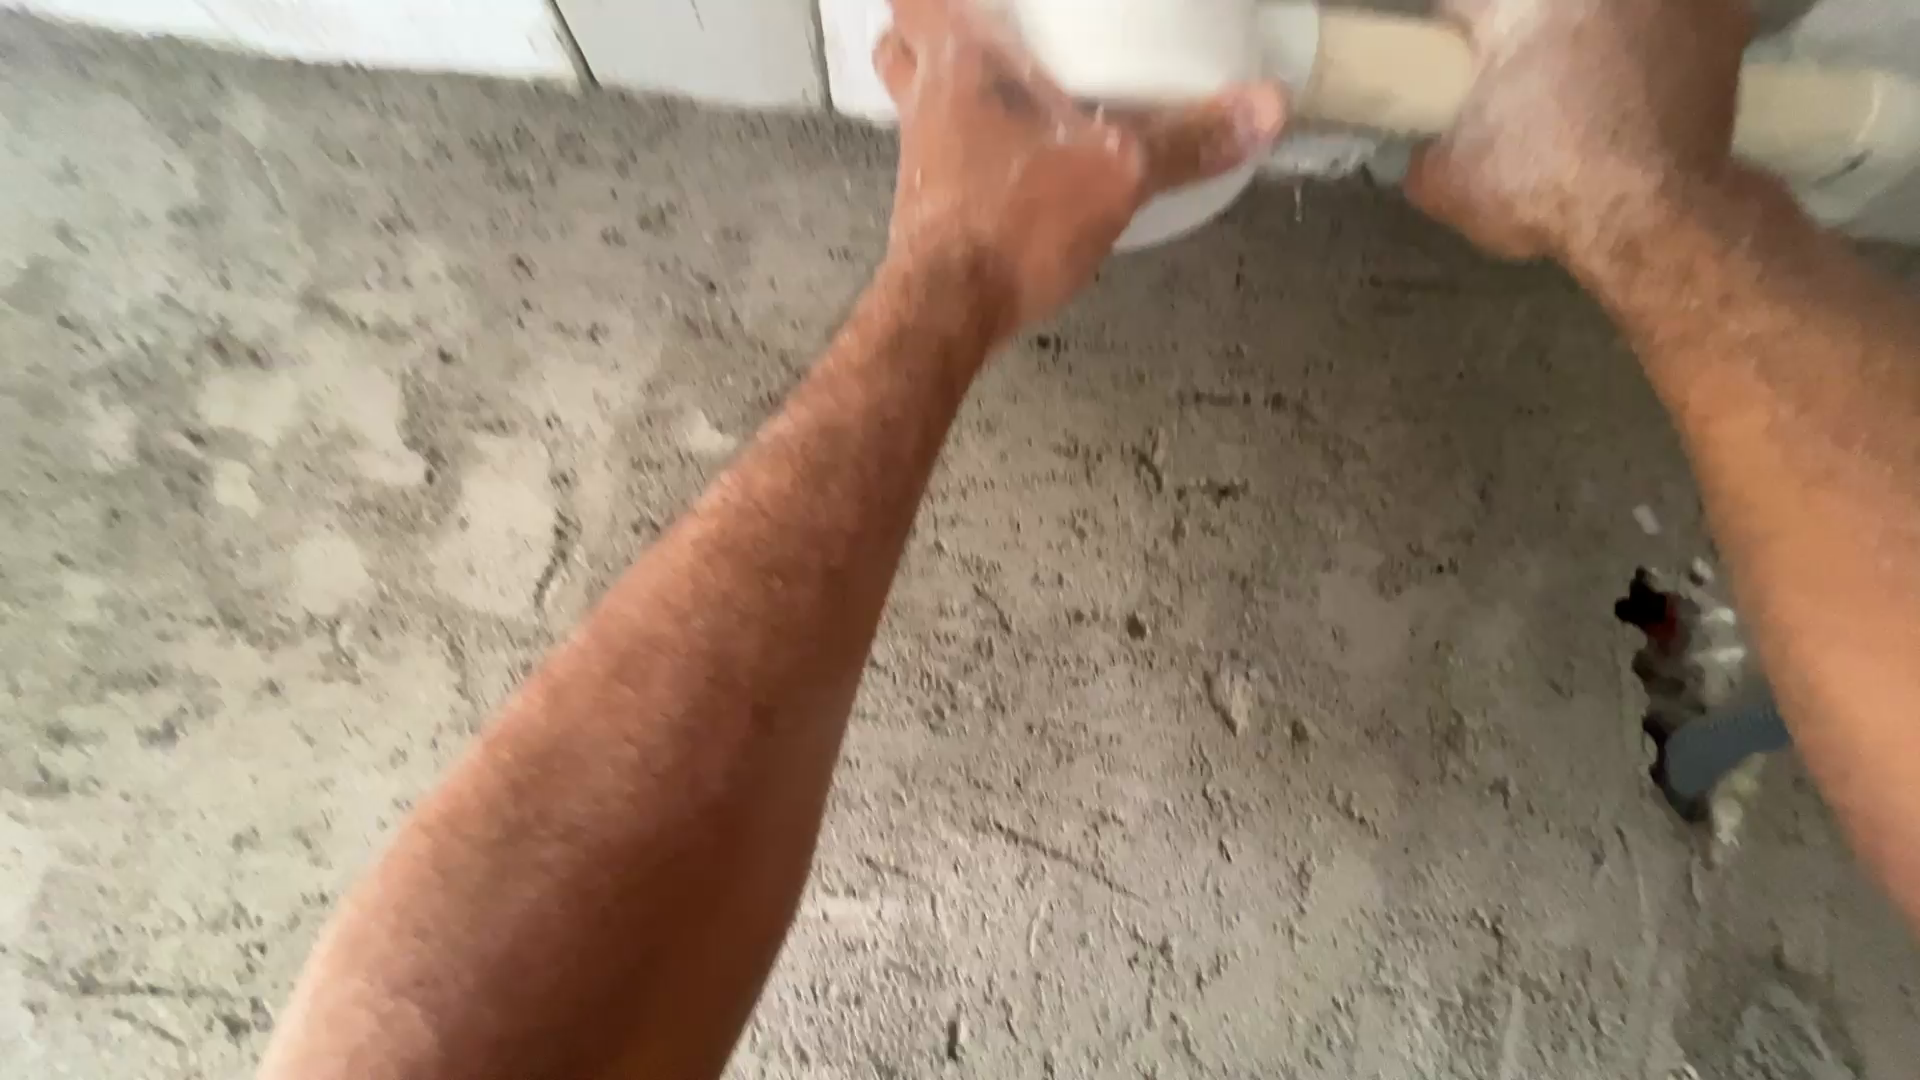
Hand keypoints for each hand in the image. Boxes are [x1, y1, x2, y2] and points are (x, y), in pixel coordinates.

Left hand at [875, 0, 1287, 336]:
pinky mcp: (921, 218)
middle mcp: (924, 108)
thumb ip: (1185, 143)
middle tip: (981, 36)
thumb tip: (1269, 108)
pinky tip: (1000, 177)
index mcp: (960, 65)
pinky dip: (955, 160)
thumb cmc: (1017, 225)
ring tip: (995, 101)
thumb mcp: (1115, 176)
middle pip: (899, 47)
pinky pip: (931, 168)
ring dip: (938, 99)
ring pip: (913, 112)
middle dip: (925, 34)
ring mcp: (915, 166)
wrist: (950, 315)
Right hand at [1406, 0, 1751, 263]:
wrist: (1641, 209)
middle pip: (1543, 7)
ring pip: (1613, 12)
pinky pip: (1676, 20)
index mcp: (1520, 8)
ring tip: (1580, 85)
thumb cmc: (1529, 184)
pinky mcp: (1724, 18)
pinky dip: (1655, 46)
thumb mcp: (1440, 186)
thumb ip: (1426, 154)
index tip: (1444, 53)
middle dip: (1528, 34)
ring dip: (1596, 34)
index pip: (1463, 3)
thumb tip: (1429, 148)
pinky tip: (1638, 89)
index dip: (1449, 29)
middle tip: (1513, 77)